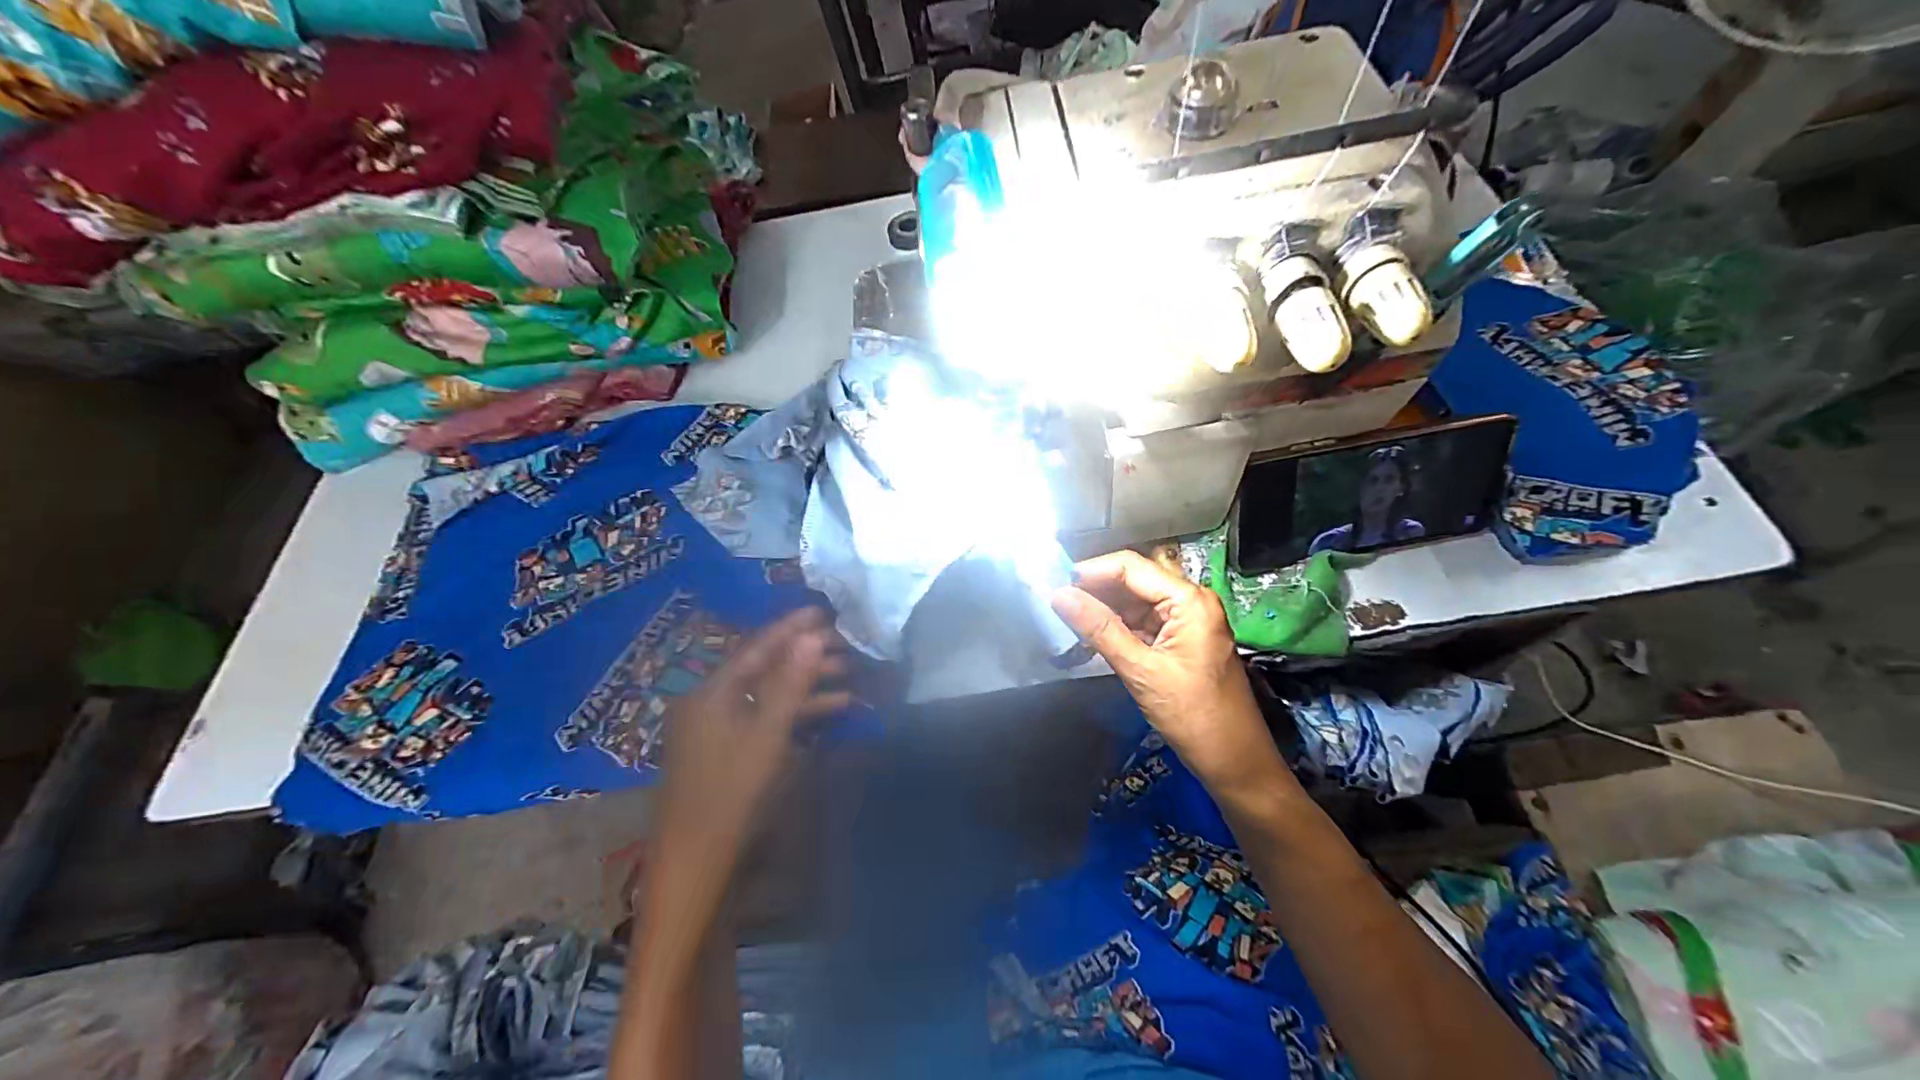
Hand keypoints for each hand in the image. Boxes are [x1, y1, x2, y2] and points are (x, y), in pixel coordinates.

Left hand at [653, 608, 849, 853]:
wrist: (696, 857)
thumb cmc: (731, 791)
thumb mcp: (767, 733)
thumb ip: (790, 682)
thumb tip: (812, 637)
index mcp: (711, 691)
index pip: (757, 647)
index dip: (791, 628)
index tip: (823, 611)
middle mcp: (709, 701)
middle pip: (763, 668)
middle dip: (805, 656)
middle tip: (845, 645)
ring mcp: (715, 726)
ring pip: (766, 694)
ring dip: (805, 685)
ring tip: (847, 676)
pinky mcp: (725, 749)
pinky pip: (762, 717)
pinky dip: (793, 712)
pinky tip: (829, 711)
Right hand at [1051, 551, 1289, 796]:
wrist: (1235, 761)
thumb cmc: (1194, 716)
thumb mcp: (1141, 670)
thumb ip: (1099, 629)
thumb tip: (1059, 596)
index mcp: (1189, 600)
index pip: (1131, 567)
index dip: (1091, 571)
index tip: (1055, 583)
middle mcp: (1190, 601)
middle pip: (1134, 580)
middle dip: (1095, 589)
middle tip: (1057, 602)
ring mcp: (1187, 621)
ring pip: (1135, 601)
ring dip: (1103, 608)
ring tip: (1068, 618)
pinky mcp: (1180, 640)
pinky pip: (1143, 622)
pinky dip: (1117, 626)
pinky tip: (1091, 635)